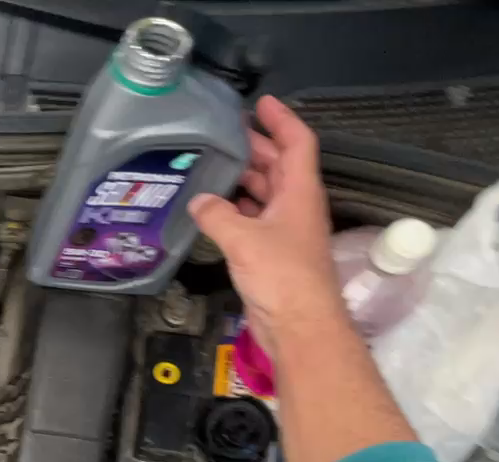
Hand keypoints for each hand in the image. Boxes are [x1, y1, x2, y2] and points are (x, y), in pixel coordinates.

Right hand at [190, 96, 352, 360]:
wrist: (297, 321)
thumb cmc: (281, 275)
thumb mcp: (244, 239)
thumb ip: (218, 216)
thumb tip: (199, 201)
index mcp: (299, 192)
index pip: (296, 143)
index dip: (281, 120)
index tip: (261, 104)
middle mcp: (294, 206)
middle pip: (279, 167)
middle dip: (257, 148)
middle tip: (228, 136)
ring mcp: (284, 230)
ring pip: (265, 194)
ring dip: (244, 180)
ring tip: (216, 168)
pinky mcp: (270, 253)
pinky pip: (253, 220)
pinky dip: (236, 211)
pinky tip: (214, 210)